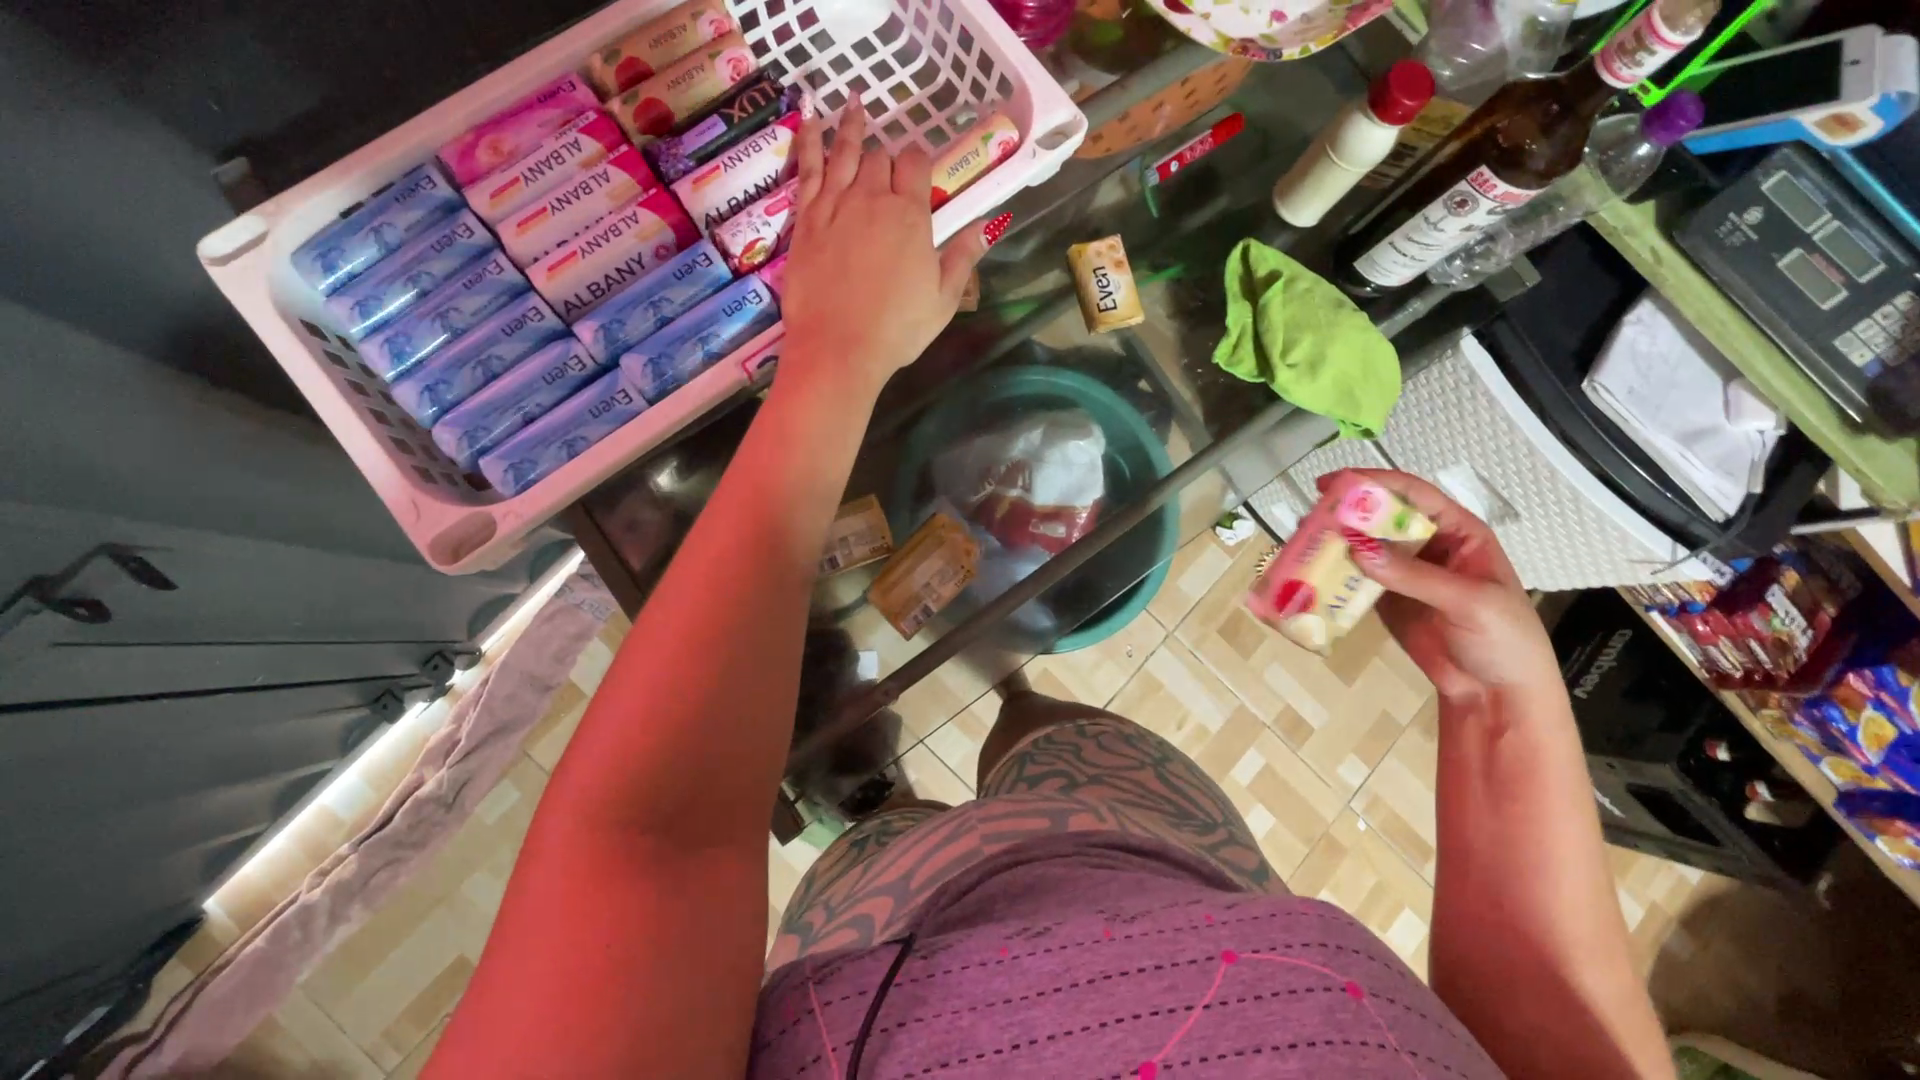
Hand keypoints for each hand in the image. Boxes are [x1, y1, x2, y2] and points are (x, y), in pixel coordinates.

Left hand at [779, 100, 993, 397]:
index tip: (919, 165)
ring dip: (853, 128)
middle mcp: (873, 199)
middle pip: (881, 158)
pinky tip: (811, 120)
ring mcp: (835, 205)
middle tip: (889, 161)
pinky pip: (808, 168)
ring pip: (845, 153)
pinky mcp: (806, 219)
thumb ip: (963, 257)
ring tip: (855, 105)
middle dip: (888, 156)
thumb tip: (986, 225)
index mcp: (911, 217)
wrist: (838, 348)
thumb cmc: (897, 330)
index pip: (917, 165)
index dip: (919, 160)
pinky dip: (811, 140)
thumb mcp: (943, 300)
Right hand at [1320, 469, 1557, 702]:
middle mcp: (1428, 545)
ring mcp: (1404, 573)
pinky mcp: (1386, 599)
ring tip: (1302, 543)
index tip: (1334, 483)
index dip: (1374, 483)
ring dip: (1335, 543)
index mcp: (1459, 532)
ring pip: (1364, 547)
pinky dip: (1334, 575)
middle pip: (1381, 517)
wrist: (1497, 693)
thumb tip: (1357, 548)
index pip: (1413, 495)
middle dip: (1347, 513)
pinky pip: (1356, 579)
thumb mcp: (1468, 602)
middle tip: (1310, 516)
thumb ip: (1414, 575)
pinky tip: (1312, 573)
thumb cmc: (1503, 639)